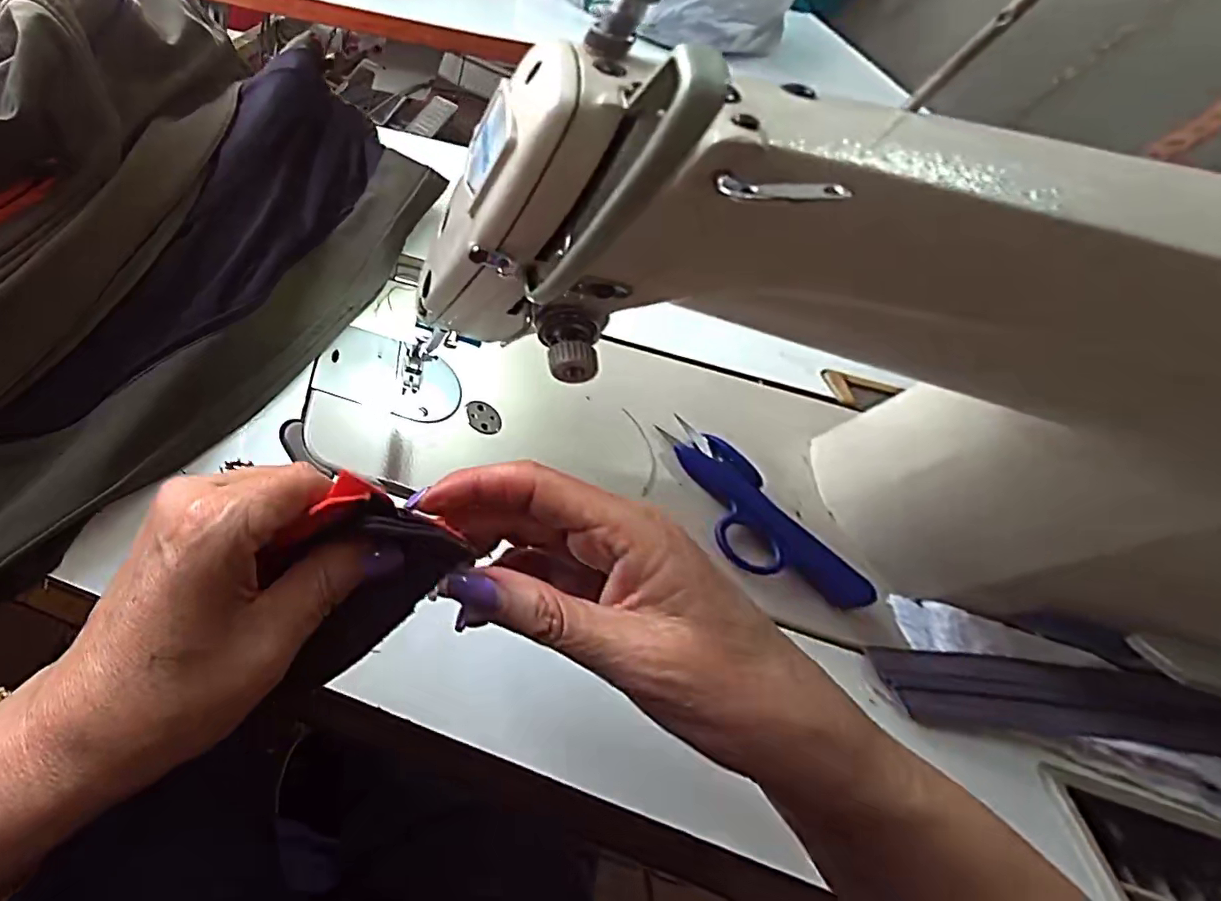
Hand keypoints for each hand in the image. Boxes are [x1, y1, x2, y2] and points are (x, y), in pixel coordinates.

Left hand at [40, 463, 396, 781]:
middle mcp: (187, 499)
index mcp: (211, 522)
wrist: (92, 720)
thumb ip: (330, 579)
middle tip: (344, 568)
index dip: (351, 506)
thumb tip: (371, 548)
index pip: (309, 480)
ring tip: (298, 584)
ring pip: (265, 493)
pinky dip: (265, 532)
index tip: (374, 534)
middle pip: (287, 481)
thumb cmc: (158, 697)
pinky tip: (267, 576)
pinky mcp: (172, 520)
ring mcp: (175, 506)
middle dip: (323, 521)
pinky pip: (238, 506)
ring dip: (293, 529)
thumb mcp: (270, 640)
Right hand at [420, 461, 886, 789]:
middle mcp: (618, 533)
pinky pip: (542, 568)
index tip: (431, 503)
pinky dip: (507, 579)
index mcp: (630, 528)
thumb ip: (540, 614)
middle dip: (470, 515)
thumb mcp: (628, 652)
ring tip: (447, 572)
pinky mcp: (607, 586)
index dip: (474, 487)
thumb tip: (472, 585)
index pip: (534, 485)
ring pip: (529, 534)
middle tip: (427, 540)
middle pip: (525, 503)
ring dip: (484, 549)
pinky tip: (486, 600)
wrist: (793, 736)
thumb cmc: (741, 687)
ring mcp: (611, 559)